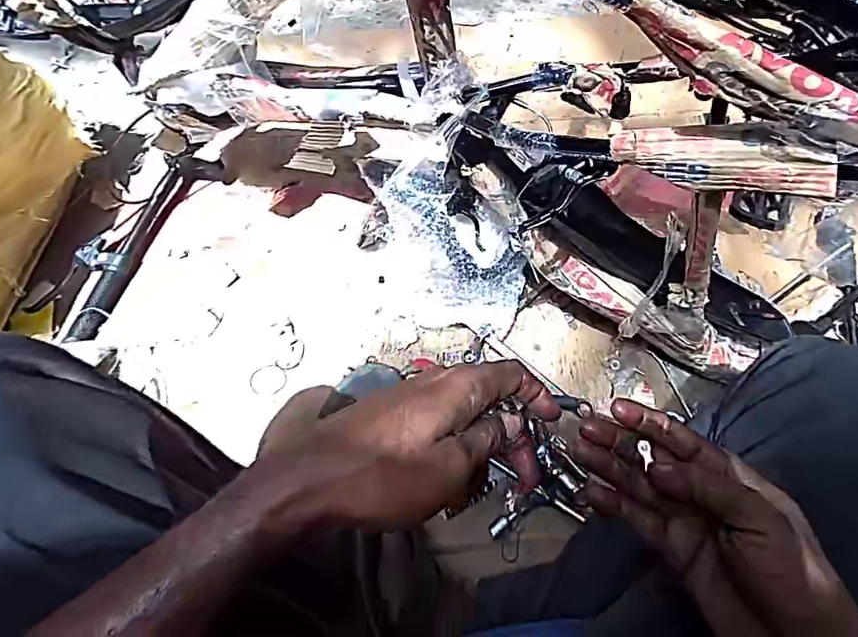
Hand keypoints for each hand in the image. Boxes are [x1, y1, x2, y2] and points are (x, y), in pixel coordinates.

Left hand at [254, 361, 562, 531]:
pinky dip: (455, 445)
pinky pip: (438, 422)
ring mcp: (412, 394)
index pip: (511, 373)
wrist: (307, 478)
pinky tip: (447, 479)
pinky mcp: (393, 413)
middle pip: (490, 395)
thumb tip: (507, 423)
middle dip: (512, 433)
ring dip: (482, 443)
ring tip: (481, 484)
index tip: (550, 422)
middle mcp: (437, 380)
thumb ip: (485, 441)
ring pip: (464, 411)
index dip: (536, 395)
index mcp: (458, 386)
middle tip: (523, 475)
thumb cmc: (381, 476)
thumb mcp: (448, 468)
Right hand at [571, 399, 857, 636]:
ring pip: (638, 485)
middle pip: (652, 457)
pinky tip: (593, 493)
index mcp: (726, 473)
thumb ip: (708, 486)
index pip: (681, 439)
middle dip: (619, 440)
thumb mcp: (760, 517)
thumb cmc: (793, 568)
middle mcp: (699, 489)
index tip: (617, 408)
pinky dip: (614, 506)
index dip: (648, 422)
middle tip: (587, 427)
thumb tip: (657, 468)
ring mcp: (685, 519)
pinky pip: (639, 520)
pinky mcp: (673, 550)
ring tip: (580, 452)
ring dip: (609, 467)